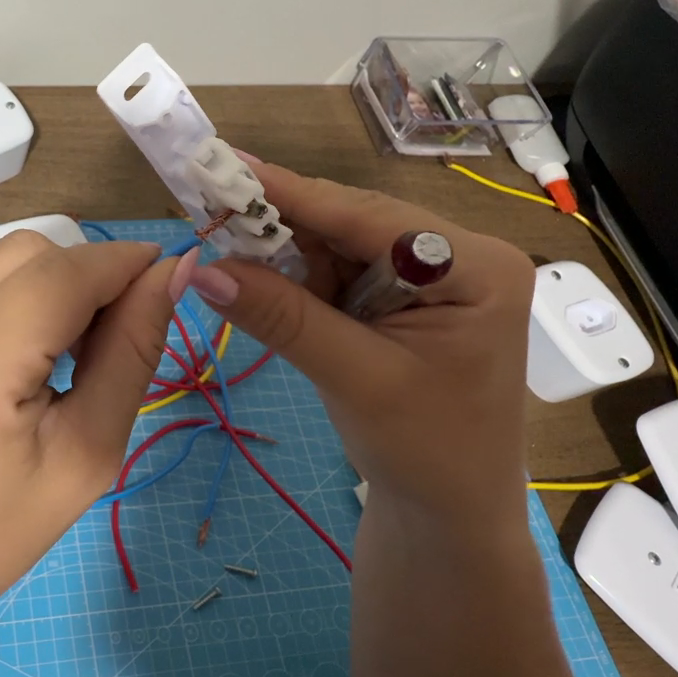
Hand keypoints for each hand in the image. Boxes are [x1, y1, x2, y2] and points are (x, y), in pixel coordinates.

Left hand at [0, 234, 183, 663]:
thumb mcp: (87, 454)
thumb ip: (132, 351)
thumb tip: (171, 271)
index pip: (60, 274)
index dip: (120, 263)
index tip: (164, 273)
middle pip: (27, 252)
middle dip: (82, 278)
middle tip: (106, 339)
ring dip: (42, 288)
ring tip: (55, 356)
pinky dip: (1, 301)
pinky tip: (8, 357)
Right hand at [184, 158, 535, 531]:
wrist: (450, 511)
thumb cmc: (427, 451)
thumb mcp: (355, 378)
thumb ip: (282, 317)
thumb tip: (203, 270)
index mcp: (474, 267)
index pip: (369, 217)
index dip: (292, 193)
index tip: (227, 165)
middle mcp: (456, 256)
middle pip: (351, 222)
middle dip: (281, 221)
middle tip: (209, 205)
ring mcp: (427, 276)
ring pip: (337, 242)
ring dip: (282, 248)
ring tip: (224, 242)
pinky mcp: (399, 297)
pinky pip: (336, 270)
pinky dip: (293, 275)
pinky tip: (258, 274)